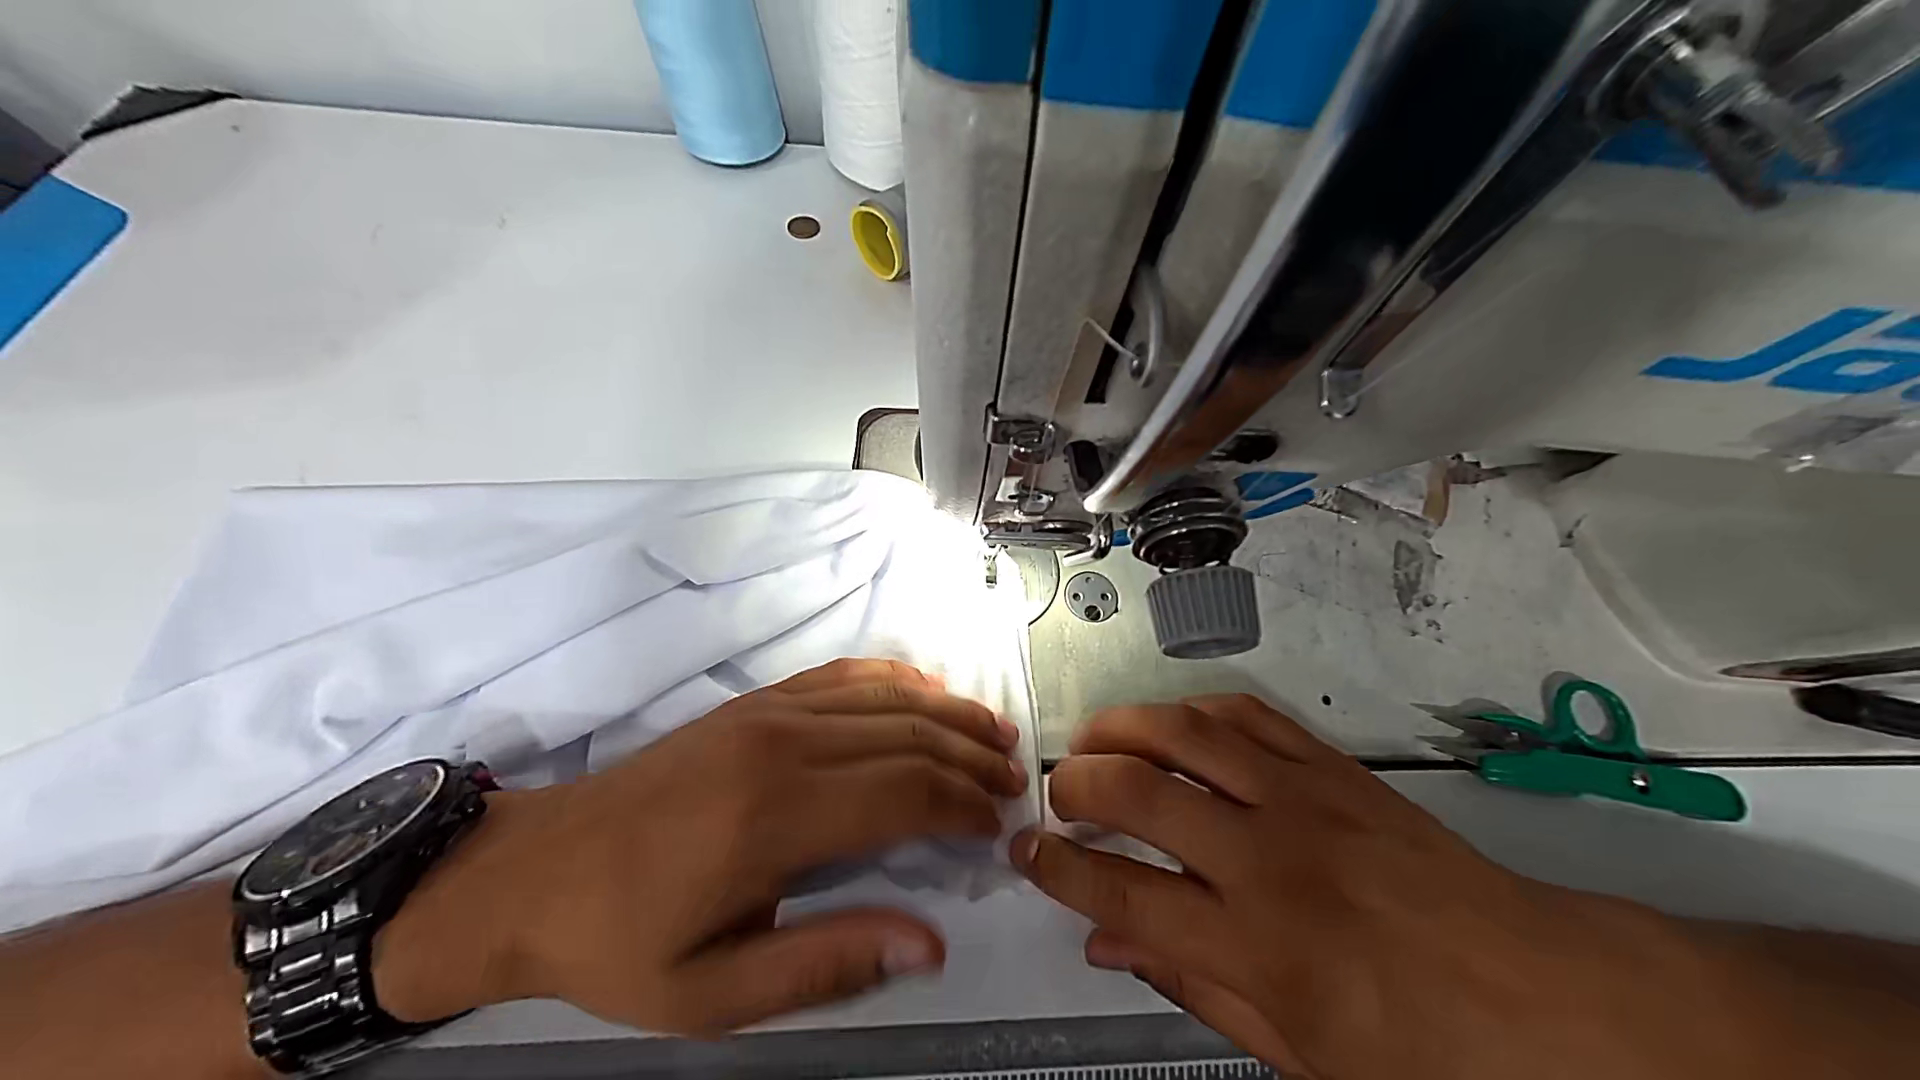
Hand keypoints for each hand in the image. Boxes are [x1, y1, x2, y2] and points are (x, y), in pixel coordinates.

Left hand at [376, 658, 1024, 1035]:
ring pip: (885, 699)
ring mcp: (768, 711)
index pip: (905, 792)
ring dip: (948, 713)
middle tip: (1014, 782)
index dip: (964, 806)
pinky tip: (927, 690)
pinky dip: (896, 680)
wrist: (536, 873)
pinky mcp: (755, 701)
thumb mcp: (716, 993)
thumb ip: (828, 964)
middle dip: (971, 757)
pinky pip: (843, 676)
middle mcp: (782, 744)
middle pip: (907, 737)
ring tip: (995, 732)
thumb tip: (931, 945)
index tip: (1000, 827)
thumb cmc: (624, 942)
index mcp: (776, 815)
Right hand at [1011, 694, 1773, 1079]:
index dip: (1058, 870)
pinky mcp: (1333, 767)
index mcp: (1257, 947)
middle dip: (1075, 785)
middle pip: (1137, 794)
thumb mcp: (1296, 1053)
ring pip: (1184, 734)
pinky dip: (1192, 710)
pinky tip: (1169, 725)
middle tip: (1055, 795)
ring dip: (1120, 729)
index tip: (1025, 851)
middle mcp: (1268, 859)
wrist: (1550, 998)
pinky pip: (1245, 714)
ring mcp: (1302, 799)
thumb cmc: (1421, 1051)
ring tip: (1091, 742)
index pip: (1123, 896)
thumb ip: (1190, 986)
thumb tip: (1103, 946)